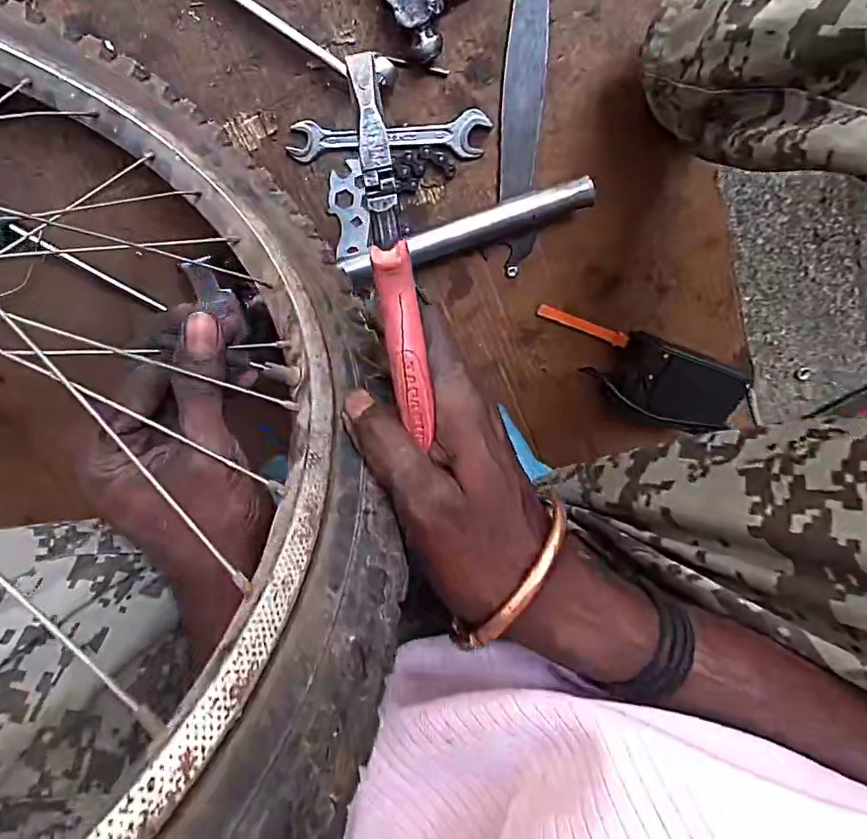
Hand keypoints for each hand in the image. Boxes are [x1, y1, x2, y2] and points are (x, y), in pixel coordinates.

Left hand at [83, 305, 273, 659]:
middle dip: (193, 347)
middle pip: (155, 379)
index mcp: (108, 450)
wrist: (244, 578)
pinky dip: (218, 389)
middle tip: (229, 315)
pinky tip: (244, 369)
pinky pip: (194, 409)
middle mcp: (122, 445)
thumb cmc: (215, 523)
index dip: (174, 343)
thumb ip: (198, 382)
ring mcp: (152, 449)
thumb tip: (200, 321)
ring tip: (242, 332)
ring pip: (178, 389)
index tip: (208, 311)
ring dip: (210, 363)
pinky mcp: (181, 452)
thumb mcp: (205, 447)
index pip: (139, 378)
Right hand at [342, 306, 657, 682]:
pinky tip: (368, 409)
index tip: (368, 275)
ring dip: (385, 362)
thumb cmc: (482, 550)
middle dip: (382, 329)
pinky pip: (423, 404)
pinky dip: (395, 394)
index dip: (400, 298)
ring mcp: (467, 422)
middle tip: (331, 329)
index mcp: (459, 404)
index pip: (429, 330)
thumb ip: (389, 444)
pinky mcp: (463, 443)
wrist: (535, 590)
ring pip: (420, 376)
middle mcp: (466, 401)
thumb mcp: (425, 502)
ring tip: (338, 359)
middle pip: (421, 347)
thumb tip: (355, 397)